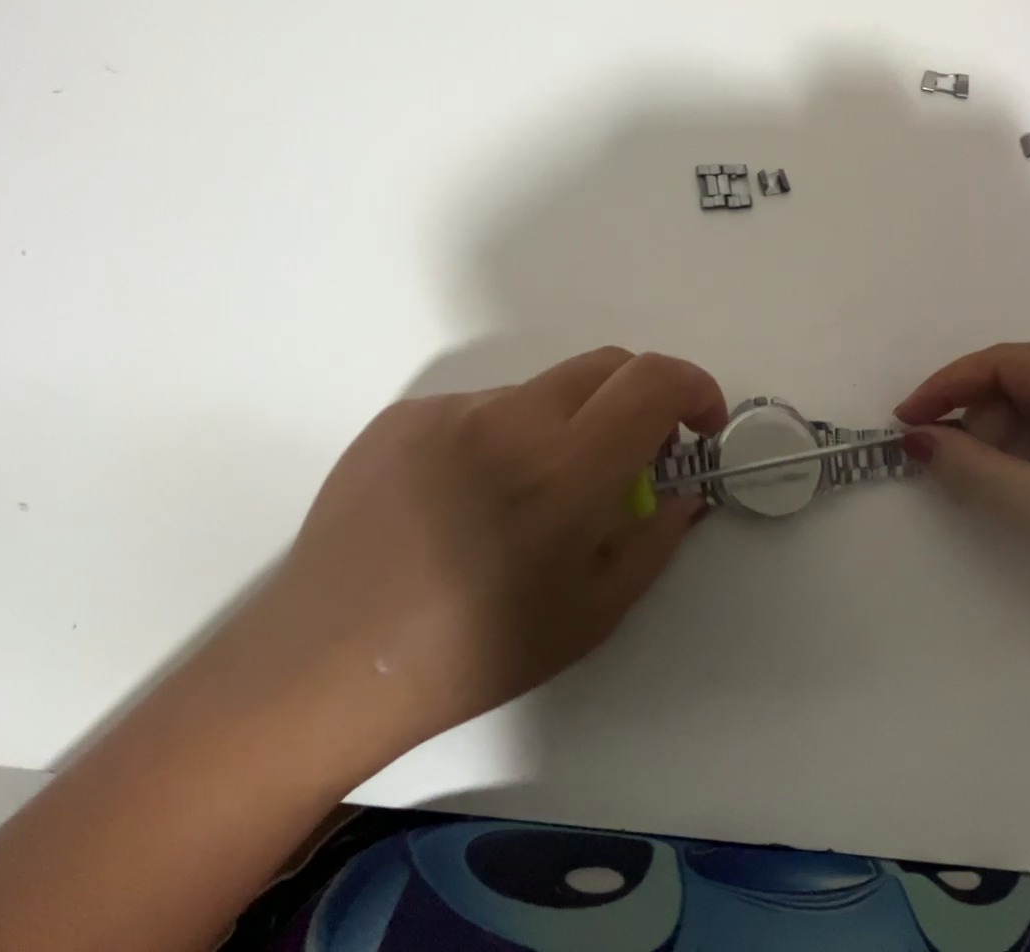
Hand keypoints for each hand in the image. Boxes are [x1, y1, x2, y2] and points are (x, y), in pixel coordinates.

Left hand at [199, 347, 727, 767]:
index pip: (654, 380)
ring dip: (570, 426)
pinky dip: (506, 439)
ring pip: (540, 392)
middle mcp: (507, 418)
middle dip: (642, 399)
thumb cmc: (476, 653)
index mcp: (565, 468)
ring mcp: (446, 412)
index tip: (701, 428)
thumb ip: (654, 541)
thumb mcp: (593, 614)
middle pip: (604, 365)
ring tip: (538, 501)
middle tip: (637, 462)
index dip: (695, 389)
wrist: (328, 664)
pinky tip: (473, 504)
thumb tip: (683, 497)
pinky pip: (479, 411)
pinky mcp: (399, 420)